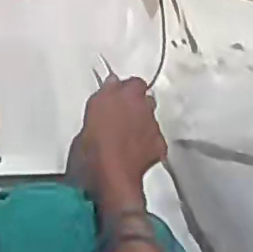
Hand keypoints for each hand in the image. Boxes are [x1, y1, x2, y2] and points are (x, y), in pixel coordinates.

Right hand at [69, 77, 166, 209]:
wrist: (110, 170)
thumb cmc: (96, 136)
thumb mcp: (93, 107)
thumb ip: (107, 91)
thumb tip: (114, 81)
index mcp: (130, 93)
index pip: (136, 81)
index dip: (128, 88)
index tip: (117, 95)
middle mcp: (147, 108)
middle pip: (146, 100)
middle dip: (137, 105)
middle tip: (120, 114)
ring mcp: (155, 129)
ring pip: (150, 120)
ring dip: (141, 124)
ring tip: (125, 135)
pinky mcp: (159, 148)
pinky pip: (153, 140)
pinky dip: (146, 142)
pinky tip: (134, 150)